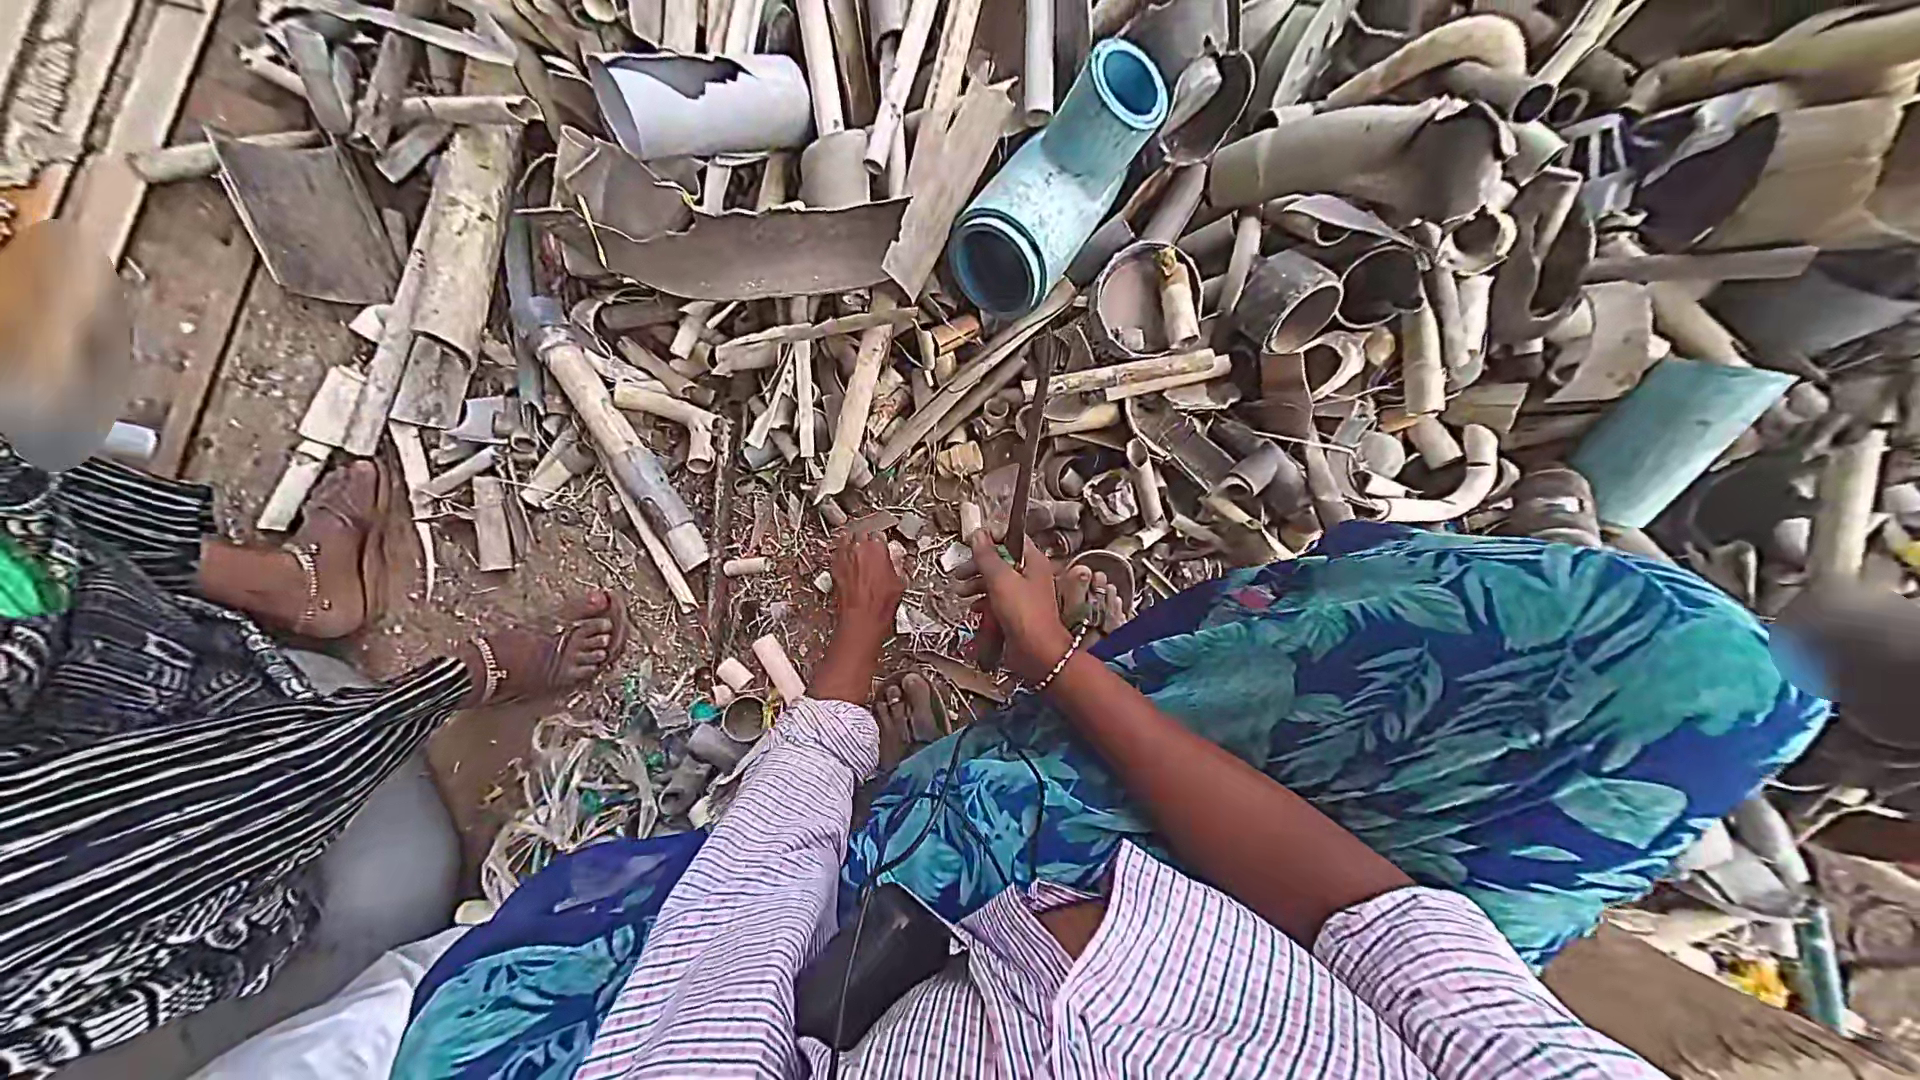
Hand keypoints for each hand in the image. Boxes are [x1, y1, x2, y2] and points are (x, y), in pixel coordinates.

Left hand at [831, 529, 904, 629]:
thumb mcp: (899, 581)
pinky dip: (842, 553)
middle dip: (866, 539)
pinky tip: (847, 558)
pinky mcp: (834, 567)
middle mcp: (858, 548)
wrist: (861, 618)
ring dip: (852, 542)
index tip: (883, 545)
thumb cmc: (879, 604)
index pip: (879, 534)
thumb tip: (896, 558)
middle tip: (870, 546)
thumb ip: (896, 563)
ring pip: (846, 539)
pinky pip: (837, 552)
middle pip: (861, 533)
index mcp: (877, 547)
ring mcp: (844, 557)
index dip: (881, 540)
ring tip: (856, 548)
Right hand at [958, 530, 1076, 683]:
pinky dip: (984, 602)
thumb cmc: (1024, 614)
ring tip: (962, 592)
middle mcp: (1030, 574)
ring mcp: (1023, 594)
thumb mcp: (1000, 580)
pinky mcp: (1016, 611)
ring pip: (996, 581)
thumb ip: (987, 556)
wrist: (1037, 653)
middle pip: (999, 560)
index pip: (1011, 537)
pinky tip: (975, 608)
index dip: (991, 538)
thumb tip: (978, 535)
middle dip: (978, 565)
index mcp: (1032, 560)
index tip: (972, 544)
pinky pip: (997, 600)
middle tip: (961, 572)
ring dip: (977, 584)